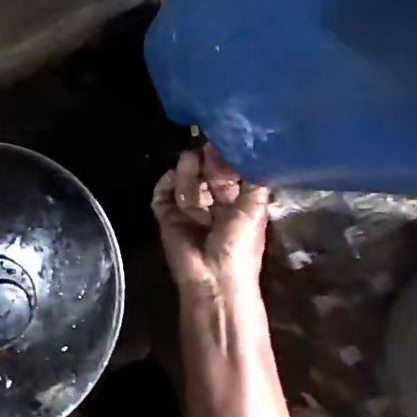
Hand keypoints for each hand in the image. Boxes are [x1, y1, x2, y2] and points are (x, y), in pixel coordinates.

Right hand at [152, 144, 270, 301]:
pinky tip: (172, 178)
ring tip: (189, 161)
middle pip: (204, 175)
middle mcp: (212, 205)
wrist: (214, 277)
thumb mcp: (255, 208)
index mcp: (237, 203)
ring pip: (185, 183)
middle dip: (204, 162)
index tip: (221, 139)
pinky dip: (164, 185)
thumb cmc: (240, 244)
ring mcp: (187, 211)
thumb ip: (251, 178)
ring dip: (187, 172)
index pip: (228, 174)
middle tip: (202, 147)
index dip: (224, 158)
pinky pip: (161, 196)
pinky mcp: (166, 217)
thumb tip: (242, 150)